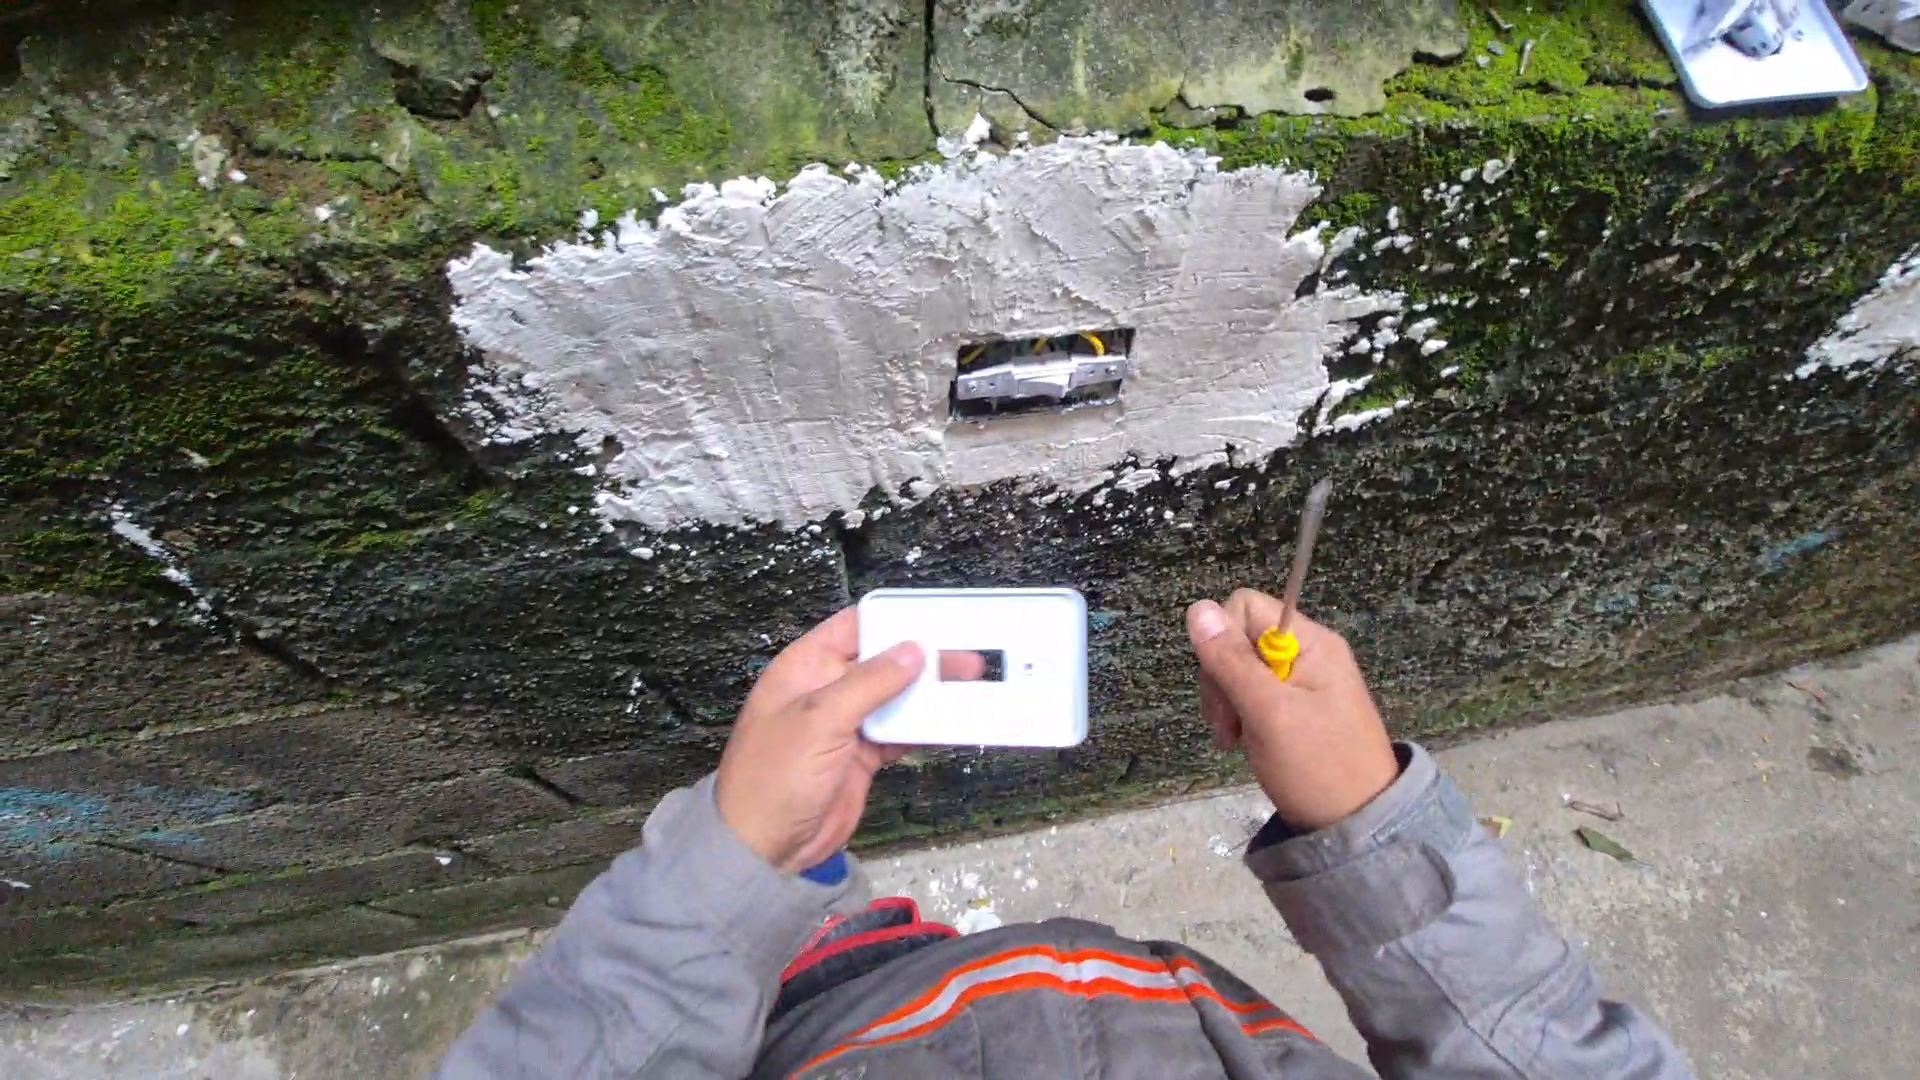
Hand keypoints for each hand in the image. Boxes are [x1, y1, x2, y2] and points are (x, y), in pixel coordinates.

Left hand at [716, 608, 983, 873]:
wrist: (764, 850)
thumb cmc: (776, 775)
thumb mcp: (819, 719)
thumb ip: (870, 682)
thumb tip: (914, 650)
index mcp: (806, 666)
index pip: (853, 627)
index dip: (891, 619)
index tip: (934, 617)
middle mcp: (828, 688)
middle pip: (882, 660)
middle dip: (922, 656)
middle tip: (967, 654)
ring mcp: (847, 722)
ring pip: (896, 695)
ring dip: (930, 691)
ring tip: (971, 682)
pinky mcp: (863, 754)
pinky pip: (900, 730)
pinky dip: (925, 725)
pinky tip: (954, 718)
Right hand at [1185, 590, 1399, 832]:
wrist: (1359, 829)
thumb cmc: (1317, 767)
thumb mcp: (1268, 713)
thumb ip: (1231, 660)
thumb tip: (1198, 607)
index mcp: (1311, 642)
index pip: (1244, 607)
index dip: (1222, 640)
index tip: (1224, 686)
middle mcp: (1308, 651)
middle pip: (1237, 637)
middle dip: (1220, 677)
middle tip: (1227, 723)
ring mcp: (1302, 679)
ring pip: (1237, 665)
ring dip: (1225, 700)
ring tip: (1232, 738)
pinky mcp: (1295, 704)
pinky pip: (1250, 690)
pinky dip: (1237, 713)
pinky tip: (1240, 740)